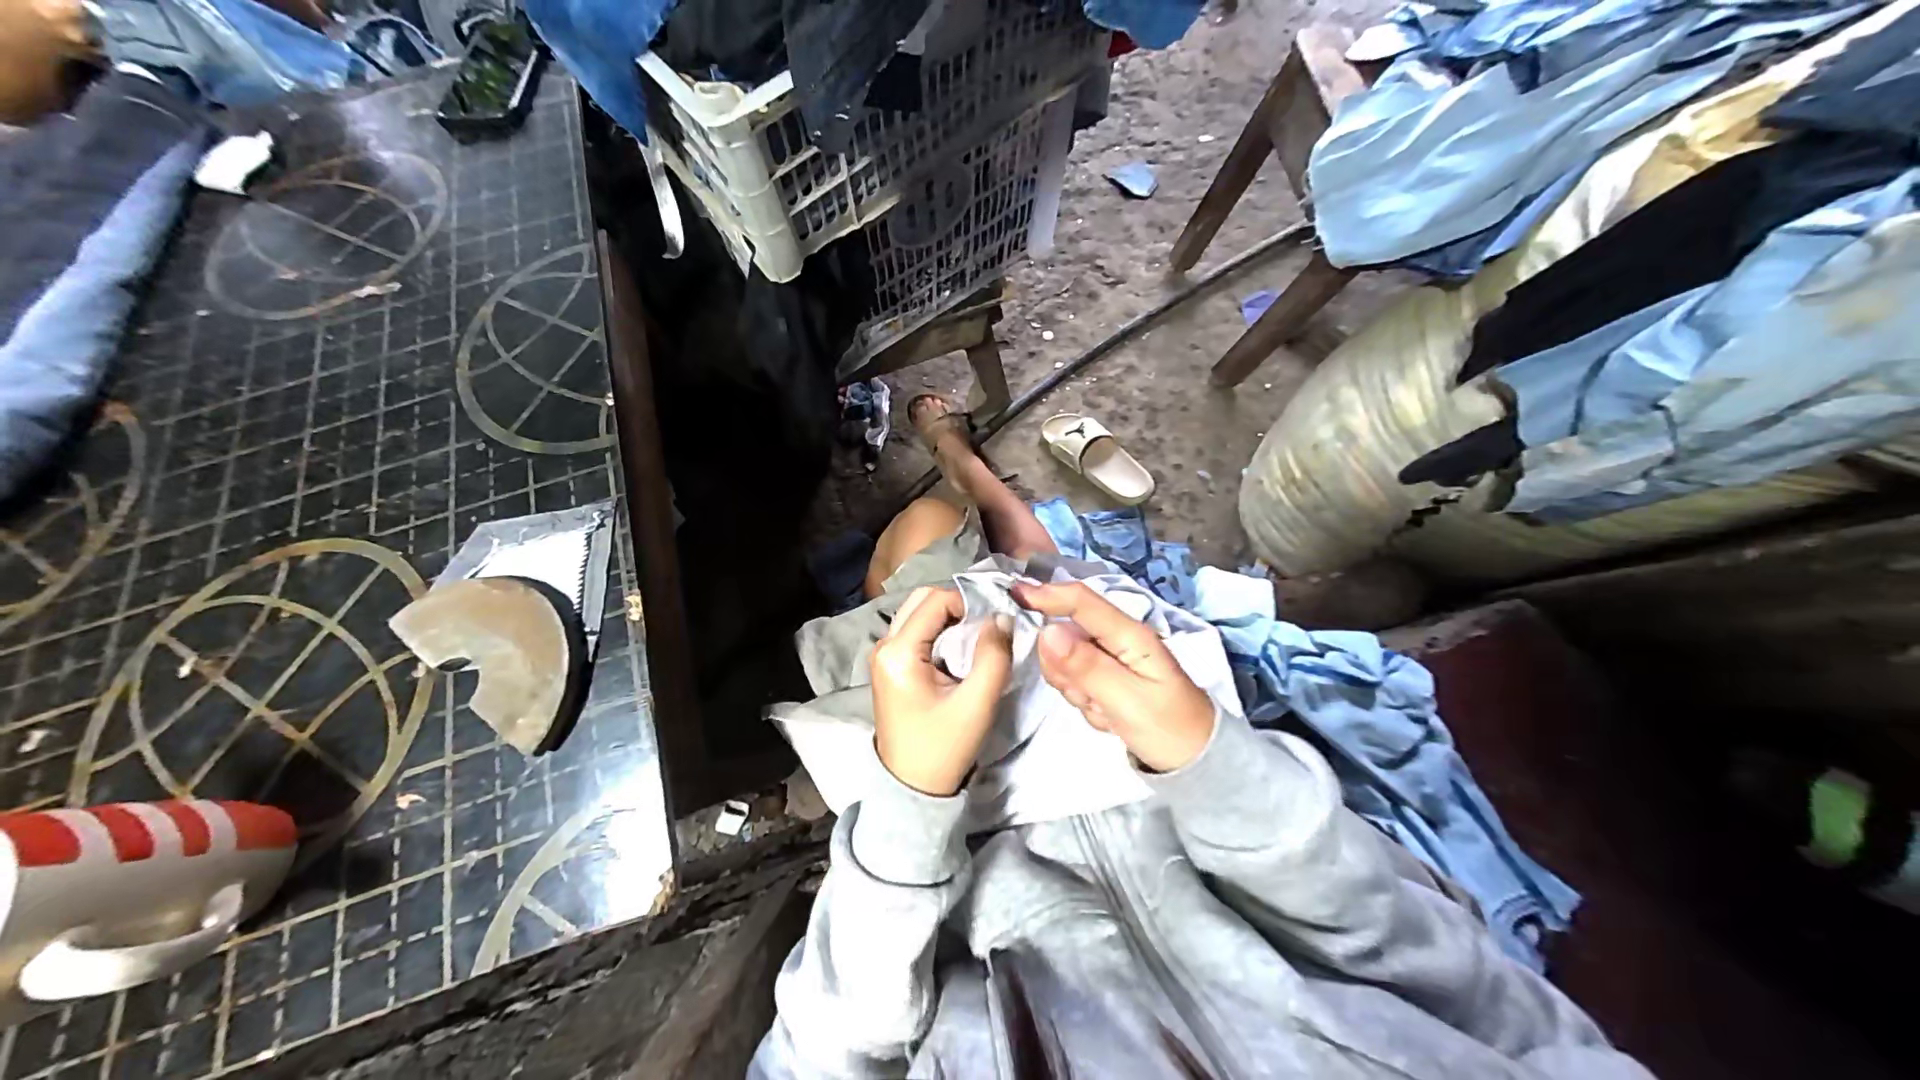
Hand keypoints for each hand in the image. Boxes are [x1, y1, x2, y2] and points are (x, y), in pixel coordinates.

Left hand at [870, 586, 1013, 796]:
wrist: (911, 787)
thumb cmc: (943, 747)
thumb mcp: (976, 703)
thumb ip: (994, 656)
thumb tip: (1001, 617)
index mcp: (898, 652)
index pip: (935, 600)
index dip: (968, 603)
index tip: (994, 622)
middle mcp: (883, 645)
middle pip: (922, 600)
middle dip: (957, 606)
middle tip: (985, 628)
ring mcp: (883, 655)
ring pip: (918, 613)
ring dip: (948, 618)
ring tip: (976, 640)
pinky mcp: (890, 665)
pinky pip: (916, 631)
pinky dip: (939, 631)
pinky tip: (959, 652)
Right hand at [1012, 581, 1215, 772]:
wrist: (1195, 763)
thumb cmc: (1169, 728)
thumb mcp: (1127, 700)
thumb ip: (1085, 666)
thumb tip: (1047, 631)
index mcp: (1130, 635)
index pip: (1082, 601)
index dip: (1047, 593)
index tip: (1012, 592)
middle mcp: (1118, 640)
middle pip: (1066, 634)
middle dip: (1065, 668)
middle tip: (1090, 698)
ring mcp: (1111, 660)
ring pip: (1065, 662)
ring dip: (1075, 688)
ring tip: (1105, 711)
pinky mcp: (1106, 679)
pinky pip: (1075, 682)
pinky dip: (1084, 701)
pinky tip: (1107, 716)